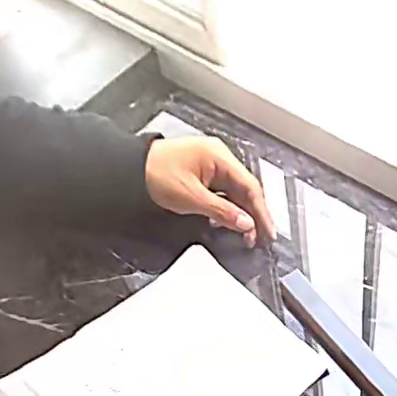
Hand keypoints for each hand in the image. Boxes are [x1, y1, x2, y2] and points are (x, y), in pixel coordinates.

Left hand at [144, 136, 275, 246]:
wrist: (127, 167)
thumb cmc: (155, 173)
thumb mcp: (193, 197)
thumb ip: (223, 212)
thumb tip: (247, 224)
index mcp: (218, 156)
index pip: (250, 187)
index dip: (262, 213)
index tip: (268, 233)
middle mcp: (218, 158)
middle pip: (246, 192)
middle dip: (253, 216)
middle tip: (258, 239)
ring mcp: (212, 165)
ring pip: (236, 195)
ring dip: (241, 216)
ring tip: (245, 235)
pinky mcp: (204, 175)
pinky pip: (225, 194)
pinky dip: (229, 210)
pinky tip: (229, 224)